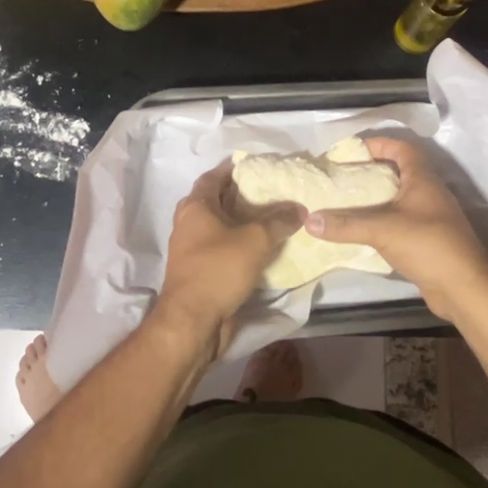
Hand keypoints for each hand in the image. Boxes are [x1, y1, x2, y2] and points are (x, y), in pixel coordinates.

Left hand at [155, 163, 304, 348]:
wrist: (192, 322)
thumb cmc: (218, 269)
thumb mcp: (255, 239)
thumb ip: (279, 221)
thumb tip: (300, 209)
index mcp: (195, 207)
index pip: (213, 176)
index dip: (233, 168)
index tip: (256, 166)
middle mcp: (188, 224)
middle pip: (214, 201)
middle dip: (238, 195)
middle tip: (268, 191)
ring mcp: (191, 250)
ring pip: (217, 227)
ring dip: (239, 223)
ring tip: (269, 218)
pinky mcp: (198, 272)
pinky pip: (220, 249)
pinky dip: (237, 245)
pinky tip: (260, 249)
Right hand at [305, 136, 487, 318]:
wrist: (464, 288)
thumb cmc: (427, 245)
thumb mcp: (383, 230)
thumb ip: (346, 224)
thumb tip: (309, 220)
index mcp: (423, 179)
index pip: (402, 149)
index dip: (380, 145)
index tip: (354, 150)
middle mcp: (430, 193)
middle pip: (400, 172)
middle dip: (373, 172)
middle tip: (344, 178)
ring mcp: (432, 218)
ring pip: (400, 199)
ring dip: (378, 199)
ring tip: (348, 203)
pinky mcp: (430, 241)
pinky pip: (402, 222)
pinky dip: (384, 222)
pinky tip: (364, 232)